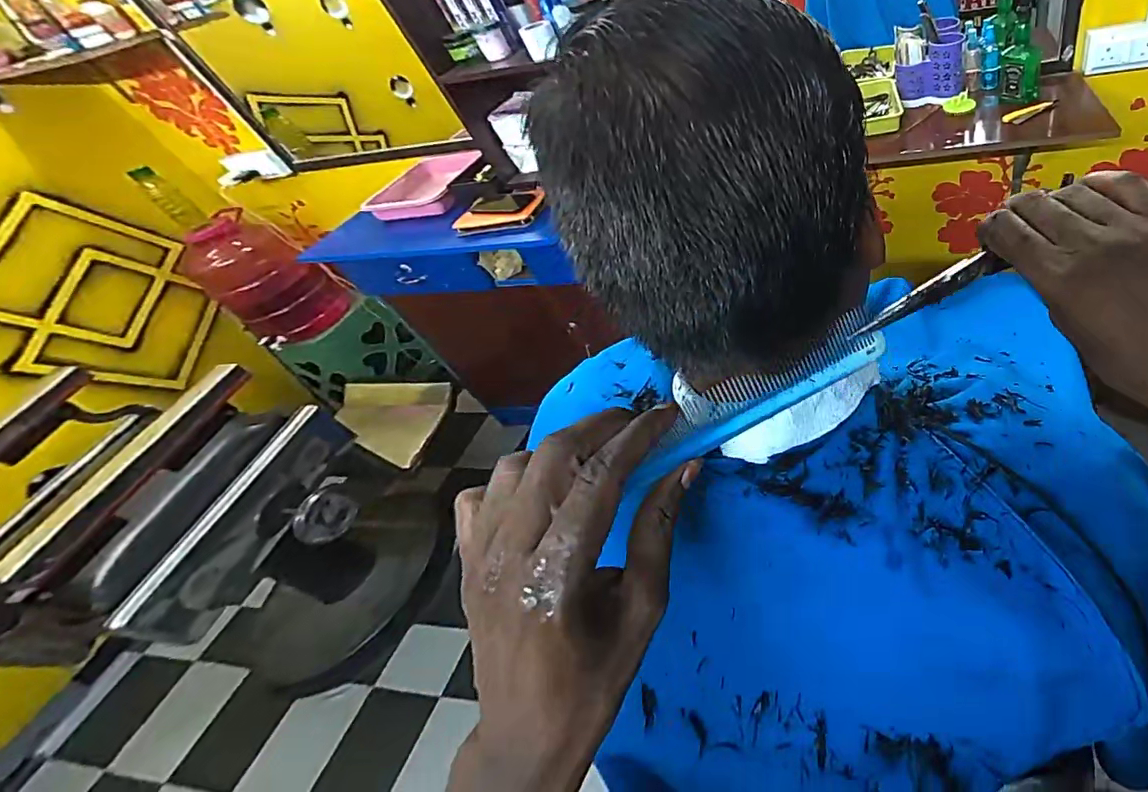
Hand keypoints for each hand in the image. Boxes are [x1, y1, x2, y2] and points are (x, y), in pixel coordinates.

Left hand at [448, 408, 699, 791]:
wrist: (523, 734)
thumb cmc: (593, 679)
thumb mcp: (643, 610)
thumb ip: (659, 531)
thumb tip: (684, 469)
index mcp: (557, 575)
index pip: (600, 478)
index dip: (638, 436)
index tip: (667, 413)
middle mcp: (508, 555)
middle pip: (552, 456)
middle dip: (601, 425)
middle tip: (636, 422)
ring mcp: (477, 555)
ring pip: (515, 465)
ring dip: (560, 447)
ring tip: (596, 452)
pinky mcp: (464, 560)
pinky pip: (483, 492)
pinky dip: (516, 475)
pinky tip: (543, 490)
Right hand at [977, 171, 1147, 427]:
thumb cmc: (1136, 368)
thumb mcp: (1074, 336)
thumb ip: (1048, 291)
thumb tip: (1033, 263)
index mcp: (1062, 280)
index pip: (1009, 232)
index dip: (990, 227)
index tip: (990, 234)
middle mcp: (1091, 245)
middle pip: (1035, 205)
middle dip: (1016, 211)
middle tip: (1017, 222)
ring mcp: (1133, 228)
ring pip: (1074, 191)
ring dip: (1055, 200)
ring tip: (1056, 212)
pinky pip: (1124, 184)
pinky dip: (1098, 184)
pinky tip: (1091, 192)